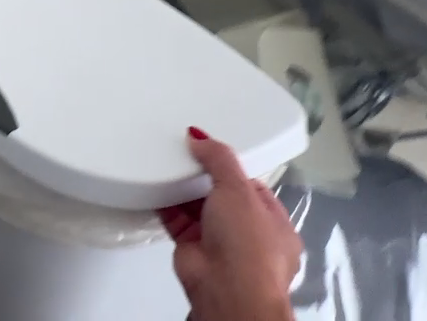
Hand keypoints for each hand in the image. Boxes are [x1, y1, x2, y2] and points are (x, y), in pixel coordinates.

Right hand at [158, 128, 300, 320]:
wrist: (225, 289)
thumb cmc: (247, 243)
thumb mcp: (239, 190)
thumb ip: (220, 159)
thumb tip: (198, 136)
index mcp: (274, 224)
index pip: (251, 186)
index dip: (230, 166)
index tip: (208, 149)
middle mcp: (249, 234)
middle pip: (221, 194)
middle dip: (202, 176)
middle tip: (180, 151)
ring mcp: (220, 242)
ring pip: (197, 206)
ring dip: (181, 188)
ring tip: (162, 160)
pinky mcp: (192, 246)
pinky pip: (176, 217)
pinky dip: (164, 202)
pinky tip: (152, 183)